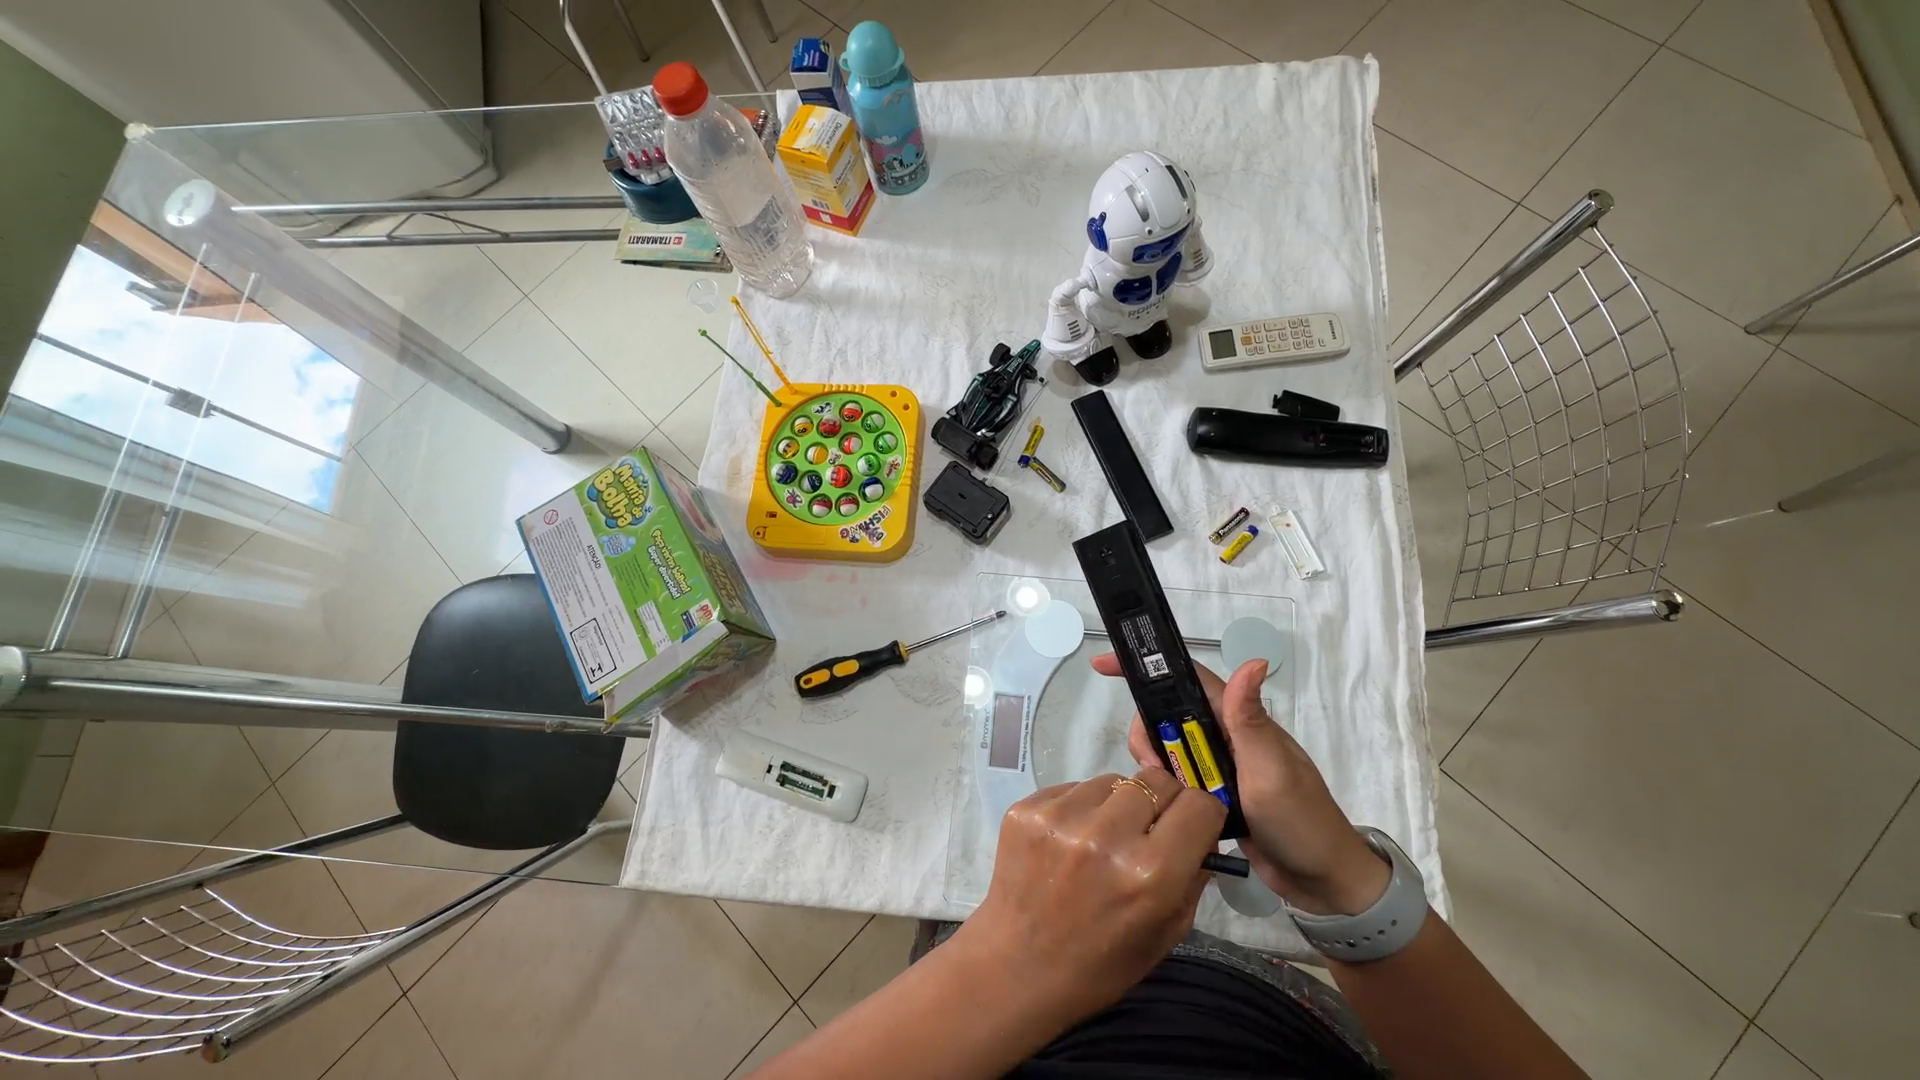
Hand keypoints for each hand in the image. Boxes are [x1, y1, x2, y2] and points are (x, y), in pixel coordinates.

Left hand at [958, 768, 1224, 1017]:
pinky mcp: (1027, 809)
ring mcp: (1061, 817)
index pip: (1199, 805)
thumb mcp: (1167, 931)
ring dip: (1118, 804)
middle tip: (1149, 829)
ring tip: (1101, 841)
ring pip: (1113, 781)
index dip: (1202, 815)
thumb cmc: (1101, 963)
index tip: (1193, 827)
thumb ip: (1192, 875)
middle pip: (1157, 781)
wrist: (1017, 967)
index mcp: (1151, 872)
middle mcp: (1107, 835)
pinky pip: (1073, 789)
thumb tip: (1204, 830)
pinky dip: (1080, 809)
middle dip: (1163, 802)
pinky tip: (1069, 843)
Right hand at [1090, 653, 1389, 915]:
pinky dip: (1163, 785)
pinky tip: (1163, 804)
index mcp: (1241, 720)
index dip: (1147, 667)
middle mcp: (1227, 736)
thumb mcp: (1271, 769)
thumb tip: (1254, 659)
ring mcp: (1221, 766)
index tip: (1104, 665)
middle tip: (1148, 765)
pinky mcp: (1215, 795)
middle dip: (1146, 730)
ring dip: (1155, 762)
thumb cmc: (1299, 820)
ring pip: (1168, 747)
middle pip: (1168, 713)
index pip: (1188, 679)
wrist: (1322, 881)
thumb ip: (1250, 719)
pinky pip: (1176, 779)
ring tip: (1162, 790)